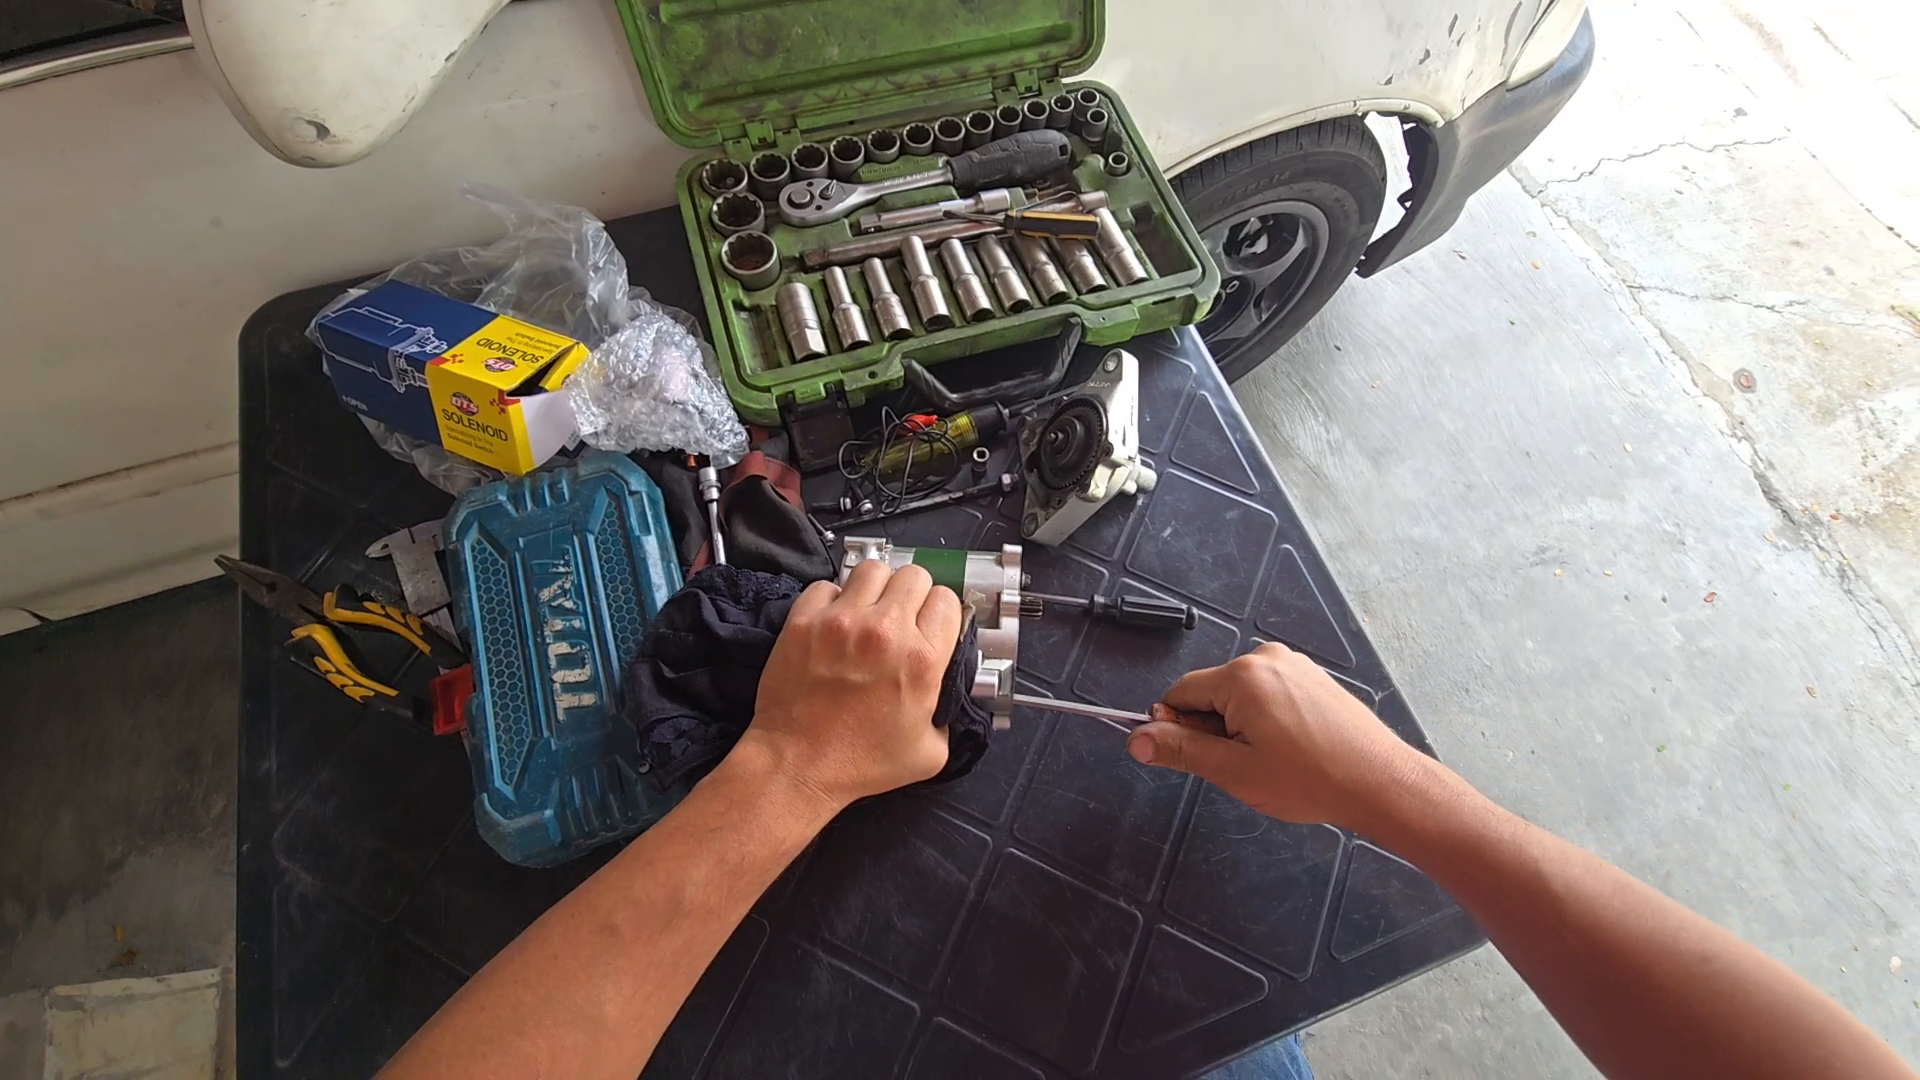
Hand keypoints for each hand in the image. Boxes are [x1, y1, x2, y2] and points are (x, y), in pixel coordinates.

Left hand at [739, 561, 963, 814]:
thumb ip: (951, 710)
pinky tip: (832, 623)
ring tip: (867, 612)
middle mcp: (886, 630)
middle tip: (899, 619)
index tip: (928, 627)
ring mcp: (842, 620)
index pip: (946, 599)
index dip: (940, 613)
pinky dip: (832, 599)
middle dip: (912, 595)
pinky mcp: (804, 620)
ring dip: (875, 588)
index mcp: (922, 659)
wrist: (797, 766)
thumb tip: (952, 684)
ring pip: (873, 568)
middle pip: (914, 575)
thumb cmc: (864, 764)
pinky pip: (827, 585)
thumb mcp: (931, 751)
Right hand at [1126, 643, 1423, 828]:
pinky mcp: (1312, 677)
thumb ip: (1180, 750)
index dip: (1180, 728)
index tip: (1203, 757)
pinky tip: (1292, 747)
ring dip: (1242, 725)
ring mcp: (1293, 665)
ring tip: (1274, 759)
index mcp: (1242, 676)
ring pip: (1240, 695)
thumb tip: (1137, 739)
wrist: (1384, 785)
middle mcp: (1266, 658)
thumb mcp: (1234, 771)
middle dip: (1216, 728)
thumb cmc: (1311, 780)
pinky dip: (1267, 718)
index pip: (1180, 693)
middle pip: (1211, 692)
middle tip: (1245, 764)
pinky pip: (1268, 693)